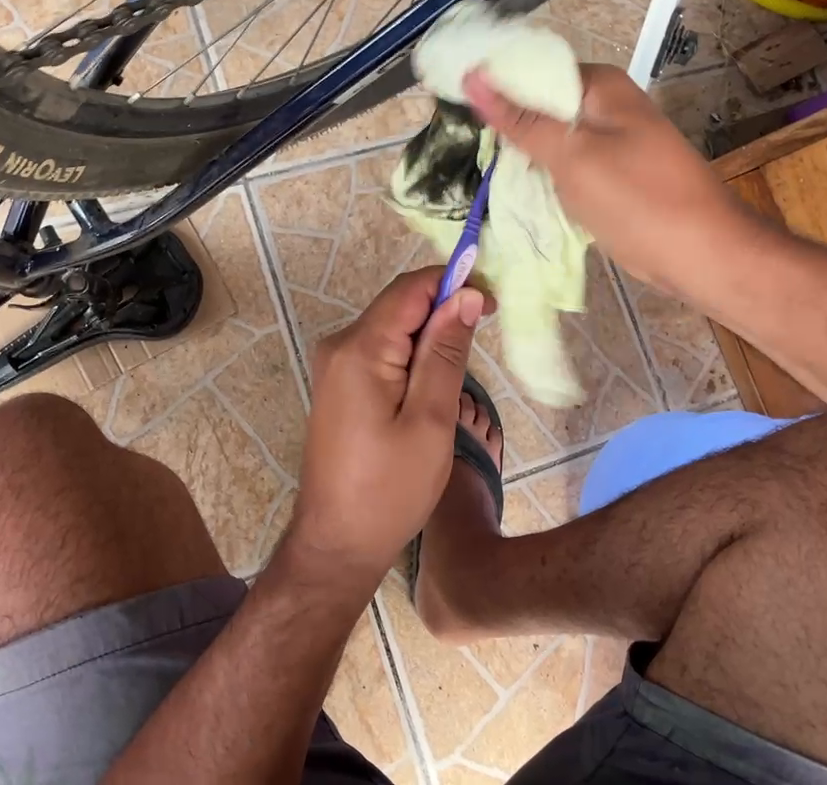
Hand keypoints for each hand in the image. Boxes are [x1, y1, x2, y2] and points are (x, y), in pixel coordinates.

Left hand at [288, 268, 485, 584]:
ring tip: (462, 371)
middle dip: (443, 309)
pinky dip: (410, 355)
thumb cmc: (390, 489)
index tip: (492, 306)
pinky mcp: (338, 386)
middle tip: (485, 340)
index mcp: (359, 349)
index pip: (409, 289)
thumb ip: (446, 353)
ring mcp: (334, 367)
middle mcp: (338, 347)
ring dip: (429, 335)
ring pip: (390, 328)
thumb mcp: (430, 420)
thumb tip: (465, 296)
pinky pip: (379, 352)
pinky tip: (431, 384)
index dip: (453, 285)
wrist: (338, 541)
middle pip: (398, 305)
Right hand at [463, 65, 766, 296]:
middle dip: (501, 122)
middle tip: (456, 143)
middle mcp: (603, 105)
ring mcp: (607, 141)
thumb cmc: (638, 200)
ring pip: (547, 137)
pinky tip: (509, 187)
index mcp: (600, 85)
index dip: (491, 85)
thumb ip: (520, 120)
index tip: (451, 108)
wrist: (701, 254)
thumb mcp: (572, 156)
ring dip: (518, 153)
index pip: (531, 69)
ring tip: (472, 165)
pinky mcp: (608, 173)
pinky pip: (562, 164)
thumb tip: (472, 78)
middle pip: (538, 104)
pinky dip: (538, 175)